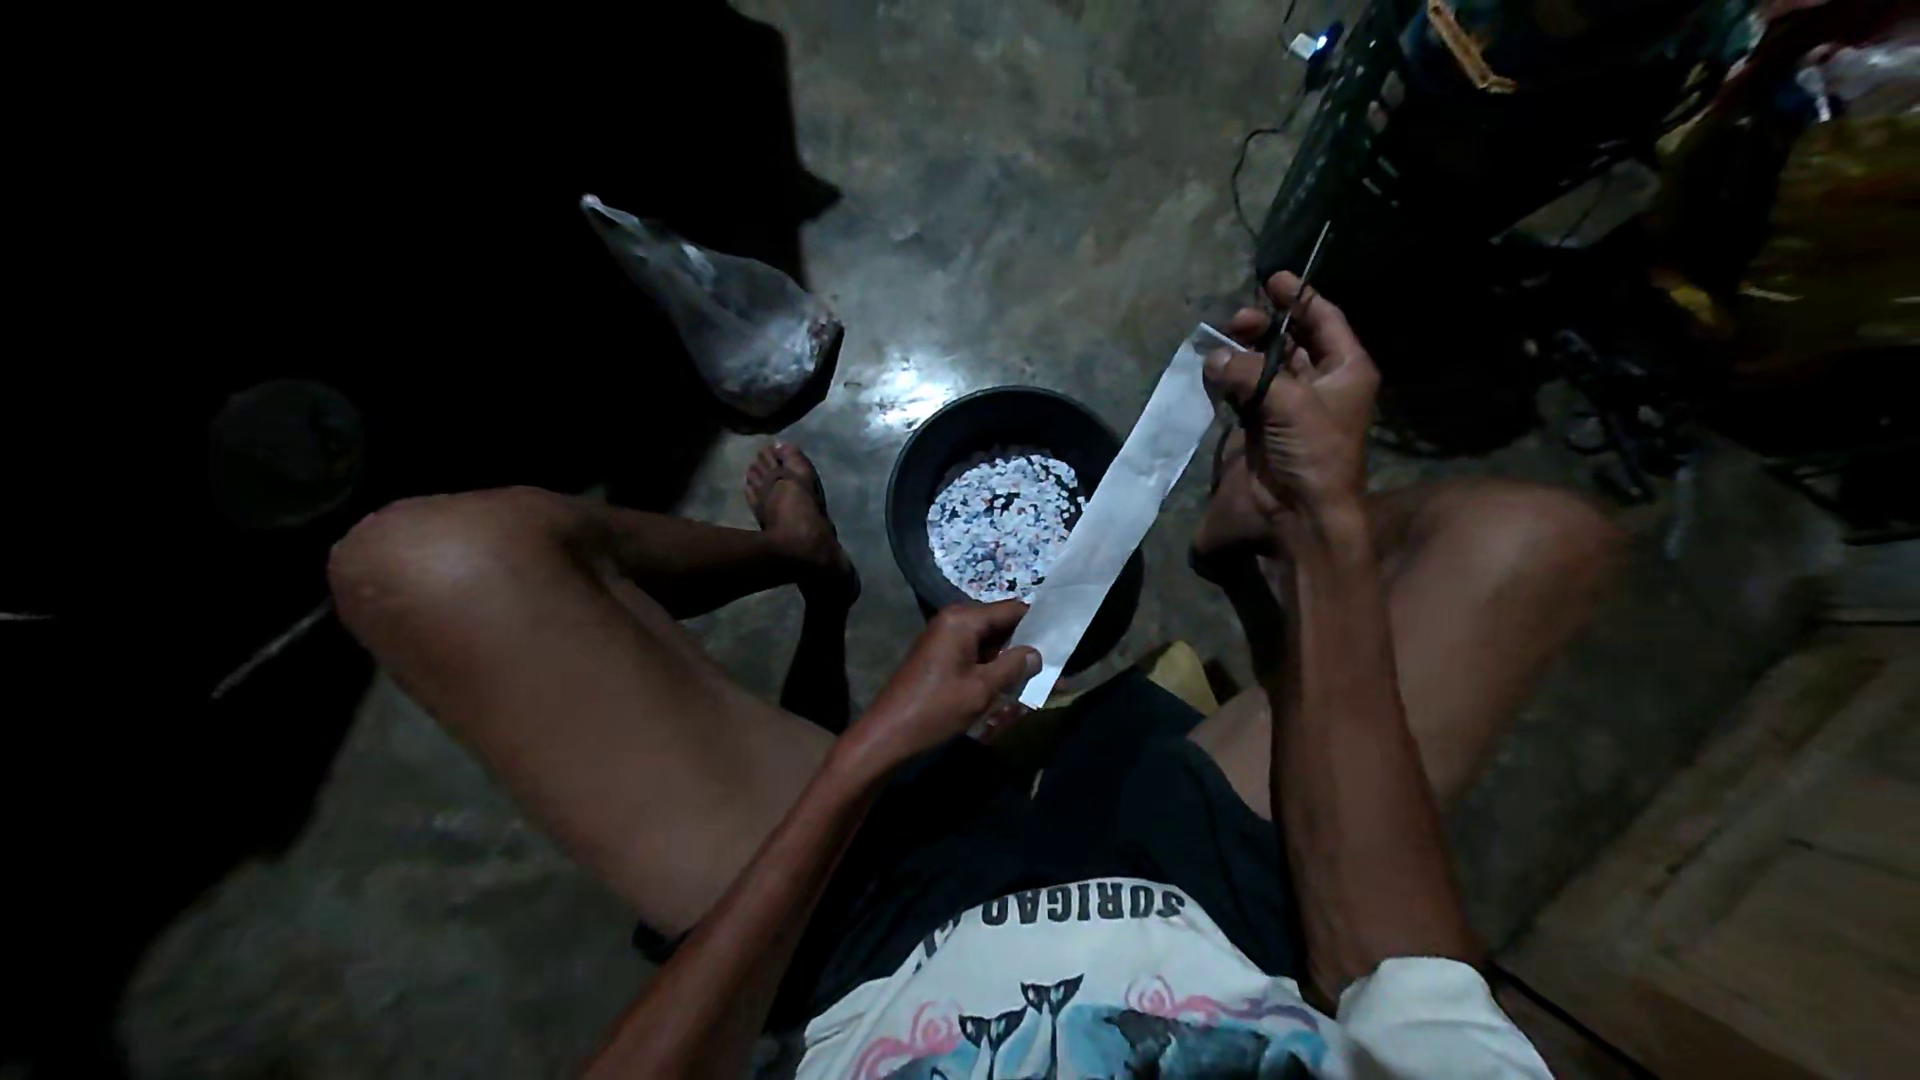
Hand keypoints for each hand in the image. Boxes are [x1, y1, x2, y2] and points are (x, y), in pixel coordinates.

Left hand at [836, 601, 1039, 777]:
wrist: (888, 733)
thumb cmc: (936, 709)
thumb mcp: (982, 689)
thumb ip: (1013, 666)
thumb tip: (1036, 652)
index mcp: (963, 620)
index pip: (1012, 609)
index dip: (1038, 622)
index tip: (1062, 638)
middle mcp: (952, 620)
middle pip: (1000, 624)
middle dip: (1024, 645)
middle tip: (1051, 667)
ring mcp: (943, 637)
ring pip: (988, 641)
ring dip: (1008, 660)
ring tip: (1033, 681)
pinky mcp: (938, 655)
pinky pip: (973, 653)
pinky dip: (990, 667)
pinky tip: (1005, 687)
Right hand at [1207, 272, 1378, 523]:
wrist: (1302, 507)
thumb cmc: (1315, 450)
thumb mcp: (1290, 403)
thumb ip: (1250, 374)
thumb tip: (1213, 357)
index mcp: (1344, 369)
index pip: (1325, 320)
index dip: (1301, 297)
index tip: (1273, 279)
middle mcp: (1319, 381)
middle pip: (1289, 340)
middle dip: (1263, 326)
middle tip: (1237, 320)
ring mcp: (1288, 403)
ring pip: (1262, 365)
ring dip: (1242, 353)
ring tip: (1220, 343)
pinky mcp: (1262, 423)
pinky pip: (1244, 391)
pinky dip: (1229, 380)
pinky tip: (1214, 370)